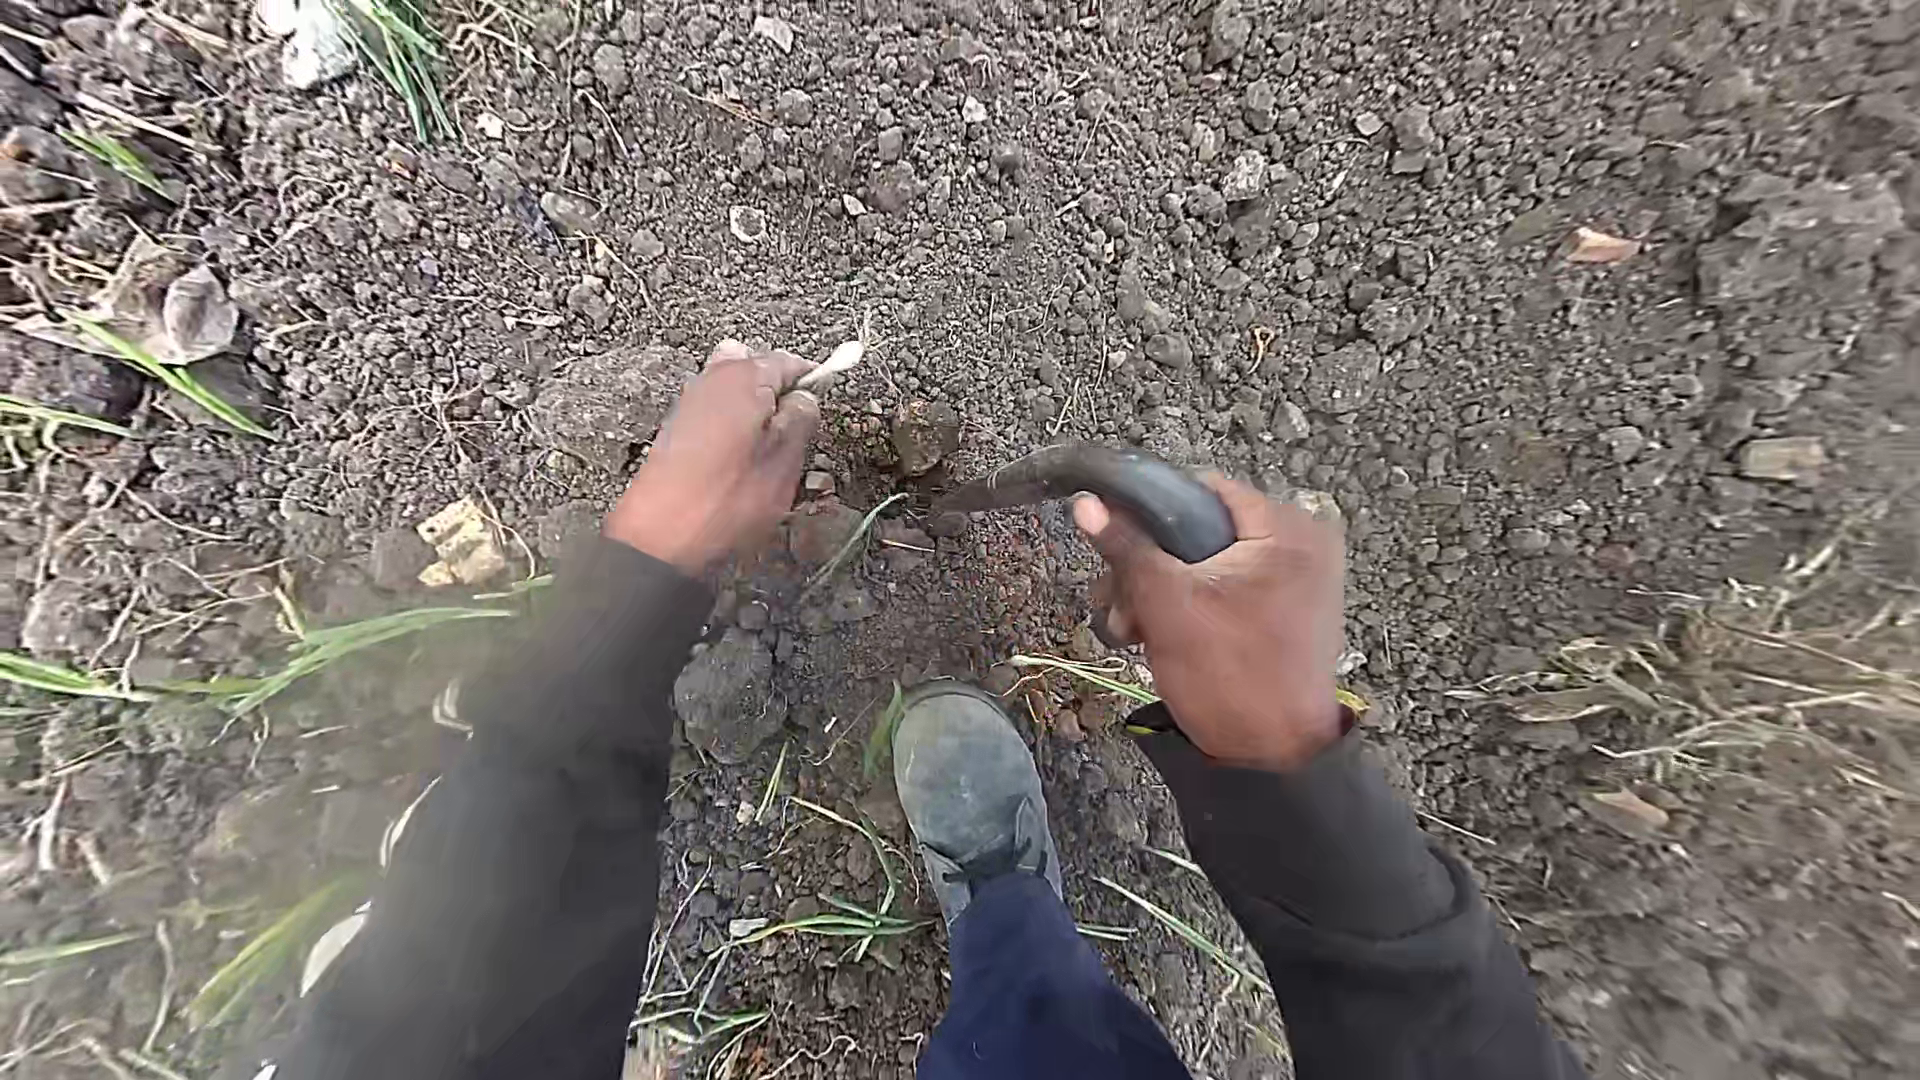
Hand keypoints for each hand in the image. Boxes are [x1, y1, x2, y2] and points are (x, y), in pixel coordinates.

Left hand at [604, 340, 819, 574]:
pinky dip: (736, 422)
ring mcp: (691, 401)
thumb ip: (802, 418)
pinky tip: (742, 459)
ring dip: (757, 408)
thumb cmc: (729, 498)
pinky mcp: (678, 427)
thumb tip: (805, 397)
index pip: (788, 361)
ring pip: (736, 390)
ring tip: (771, 450)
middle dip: (781, 391)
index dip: (812, 379)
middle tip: (799, 430)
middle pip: (757, 368)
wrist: (662, 535)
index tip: (825, 399)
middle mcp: (712, 379)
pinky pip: (717, 409)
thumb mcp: (785, 461)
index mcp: (743, 378)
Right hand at [1072, 474, 1347, 771]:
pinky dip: (1181, 605)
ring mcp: (1289, 580)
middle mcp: (1297, 545)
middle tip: (1115, 599)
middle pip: (1197, 530)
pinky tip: (1149, 632)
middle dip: (1146, 564)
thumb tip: (1087, 503)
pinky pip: (1217, 588)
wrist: (1270, 759)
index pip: (1202, 491)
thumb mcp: (1166, 603)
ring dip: (1155, 589)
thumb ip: (1126, 547)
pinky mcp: (1277, 608)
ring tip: (1128, 625)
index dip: (1150, 511)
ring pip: (1200, 562)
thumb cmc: (1228, 674)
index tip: (1115, 542)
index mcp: (1286, 530)